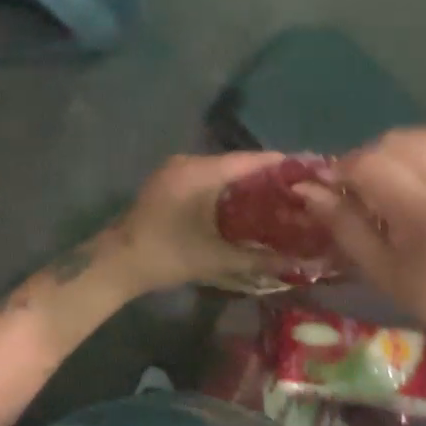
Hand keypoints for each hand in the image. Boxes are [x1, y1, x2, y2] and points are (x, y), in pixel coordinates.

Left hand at [108, 151, 294, 293]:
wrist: (117, 264)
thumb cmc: (167, 256)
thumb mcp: (216, 259)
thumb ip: (258, 258)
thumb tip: (297, 263)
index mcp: (200, 172)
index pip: (249, 160)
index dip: (280, 166)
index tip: (309, 174)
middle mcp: (188, 163)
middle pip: (236, 164)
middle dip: (266, 178)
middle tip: (298, 193)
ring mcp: (174, 172)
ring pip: (221, 172)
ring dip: (246, 185)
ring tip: (278, 201)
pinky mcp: (168, 184)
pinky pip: (206, 180)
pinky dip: (226, 191)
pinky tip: (245, 208)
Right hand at [298, 128, 425, 337]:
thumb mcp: (377, 265)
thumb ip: (341, 220)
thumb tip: (304, 186)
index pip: (372, 164)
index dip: (344, 170)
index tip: (333, 186)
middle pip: (396, 143)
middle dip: (369, 161)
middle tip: (362, 188)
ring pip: (422, 136)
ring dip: (398, 153)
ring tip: (394, 183)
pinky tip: (423, 174)